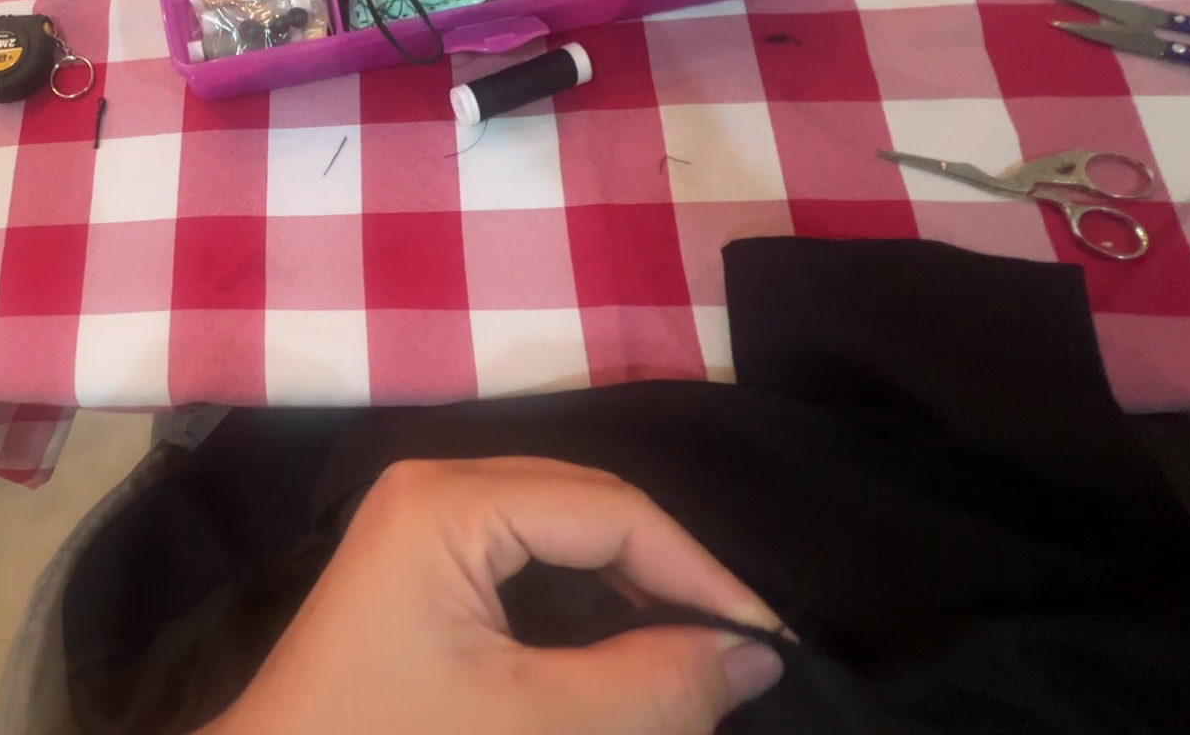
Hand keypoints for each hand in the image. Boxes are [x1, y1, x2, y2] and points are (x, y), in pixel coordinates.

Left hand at [198, 457, 785, 734]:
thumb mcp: (533, 725)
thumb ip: (651, 686)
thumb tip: (752, 652)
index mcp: (449, 498)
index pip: (604, 505)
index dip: (697, 567)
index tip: (773, 641)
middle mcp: (432, 478)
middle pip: (578, 497)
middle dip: (662, 562)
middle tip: (739, 643)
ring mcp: (418, 505)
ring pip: (552, 513)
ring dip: (624, 567)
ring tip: (691, 636)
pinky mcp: (416, 540)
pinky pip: (518, 535)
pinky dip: (577, 574)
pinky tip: (617, 622)